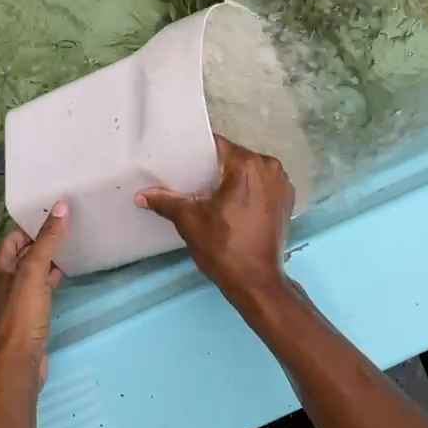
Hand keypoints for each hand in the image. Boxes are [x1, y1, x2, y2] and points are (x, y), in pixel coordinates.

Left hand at [0, 202, 67, 384]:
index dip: (31, 225)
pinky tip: (65, 273)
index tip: (54, 213)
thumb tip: (61, 206)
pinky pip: (39, 289)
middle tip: (67, 226)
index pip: (13, 238)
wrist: (18, 362)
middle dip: (41, 240)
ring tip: (70, 245)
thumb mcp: (34, 271)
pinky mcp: (27, 316)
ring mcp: (14, 301)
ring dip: (47, 259)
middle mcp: (1, 282)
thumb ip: (47, 239)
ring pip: (32, 272)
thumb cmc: (21, 314)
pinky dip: (50, 278)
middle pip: (22, 253)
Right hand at [135, 137, 293, 303]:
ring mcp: (282, 183)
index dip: (199, 152)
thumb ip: (166, 202)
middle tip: (193, 180)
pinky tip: (234, 204)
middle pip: (235, 157)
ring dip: (233, 178)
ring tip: (212, 193)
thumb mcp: (190, 221)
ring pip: (250, 170)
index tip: (184, 161)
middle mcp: (270, 167)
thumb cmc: (224, 248)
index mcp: (247, 165)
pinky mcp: (287, 199)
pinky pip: (263, 184)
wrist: (257, 282)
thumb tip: (140, 196)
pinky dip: (250, 190)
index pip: (218, 145)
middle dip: (215, 167)